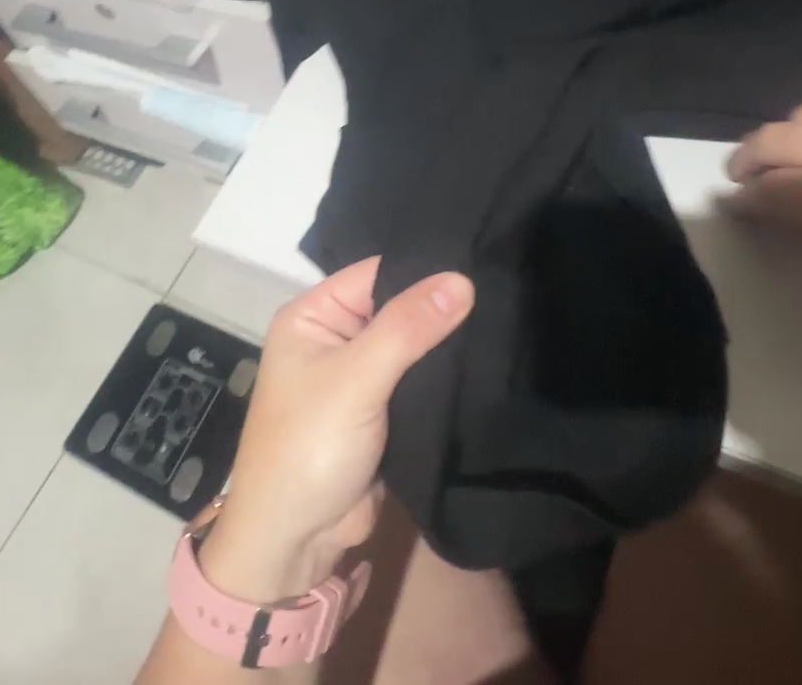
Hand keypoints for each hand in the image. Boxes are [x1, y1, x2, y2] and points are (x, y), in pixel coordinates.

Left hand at [200, 257, 473, 601]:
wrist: (294, 541)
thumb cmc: (308, 447)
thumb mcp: (356, 380)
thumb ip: (408, 328)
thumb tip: (463, 279)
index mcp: (312, 316)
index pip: (376, 273)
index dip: (424, 268)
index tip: (482, 260)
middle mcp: (334, 337)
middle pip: (397, 307)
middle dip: (441, 306)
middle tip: (506, 291)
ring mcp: (360, 375)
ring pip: (413, 345)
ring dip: (447, 343)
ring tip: (507, 323)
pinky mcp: (383, 410)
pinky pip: (419, 381)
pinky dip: (445, 376)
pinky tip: (488, 362)